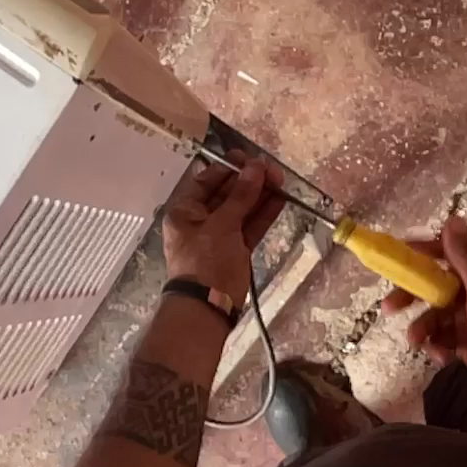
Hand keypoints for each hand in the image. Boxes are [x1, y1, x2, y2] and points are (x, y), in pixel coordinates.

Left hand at [163, 150, 285, 305]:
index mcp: (185, 212)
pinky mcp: (237, 251)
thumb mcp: (222, 225)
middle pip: (226, 194)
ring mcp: (220, 237)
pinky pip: (250, 227)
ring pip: (242, 210)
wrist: (208, 308)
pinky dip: (264, 215)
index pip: (206, 182)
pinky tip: (280, 200)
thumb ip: (241, 196)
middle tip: (271, 169)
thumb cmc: (206, 261)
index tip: (248, 158)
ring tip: (281, 181)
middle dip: (249, 182)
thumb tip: (256, 168)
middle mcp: (201, 221)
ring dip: (260, 196)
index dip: (227, 168)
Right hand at [381, 216, 466, 406]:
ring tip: (416, 340)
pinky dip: (436, 347)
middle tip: (389, 307)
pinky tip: (441, 356)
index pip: (447, 254)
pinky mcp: (464, 344)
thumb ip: (464, 254)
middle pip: (431, 288)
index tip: (397, 254)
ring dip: (421, 328)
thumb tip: (453, 217)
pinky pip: (440, 340)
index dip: (422, 253)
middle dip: (410, 297)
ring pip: (432, 317)